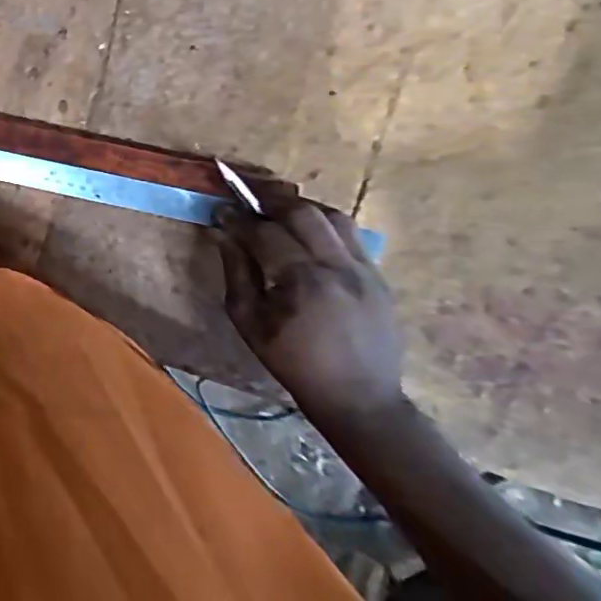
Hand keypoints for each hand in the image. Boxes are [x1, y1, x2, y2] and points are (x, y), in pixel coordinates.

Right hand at [213, 184, 404, 421]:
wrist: (359, 399)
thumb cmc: (294, 363)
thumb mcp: (250, 322)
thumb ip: (236, 272)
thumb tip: (224, 234)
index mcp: (302, 281)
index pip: (264, 231)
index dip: (238, 218)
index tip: (221, 212)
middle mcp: (337, 267)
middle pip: (302, 211)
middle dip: (269, 201)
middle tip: (248, 201)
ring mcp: (364, 269)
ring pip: (332, 216)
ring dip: (301, 207)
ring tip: (279, 212)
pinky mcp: (378, 275)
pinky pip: (351, 234)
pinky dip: (324, 225)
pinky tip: (308, 234)